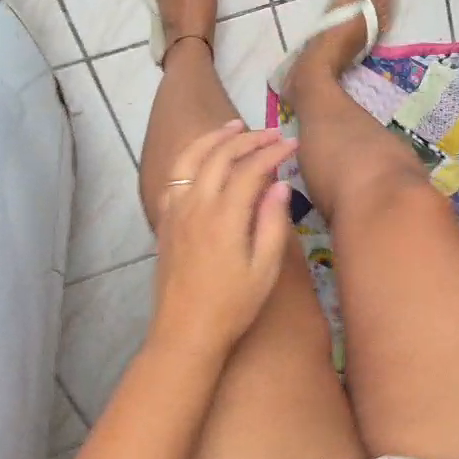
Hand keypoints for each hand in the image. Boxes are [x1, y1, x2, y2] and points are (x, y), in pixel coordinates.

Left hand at [148, 121, 296, 356]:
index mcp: (225, 217)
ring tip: (235, 126)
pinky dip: (191, 157)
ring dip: (214, 138)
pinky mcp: (165, 221)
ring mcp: (176, 212)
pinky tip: (204, 157)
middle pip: (221, 155)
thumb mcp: (265, 269)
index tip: (293, 144)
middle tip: (272, 133)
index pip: (251, 169)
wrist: (185, 333)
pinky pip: (175, 177)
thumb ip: (273, 223)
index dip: (273, 152)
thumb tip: (281, 185)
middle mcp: (197, 206)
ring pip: (191, 159)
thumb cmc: (232, 306)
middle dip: (249, 138)